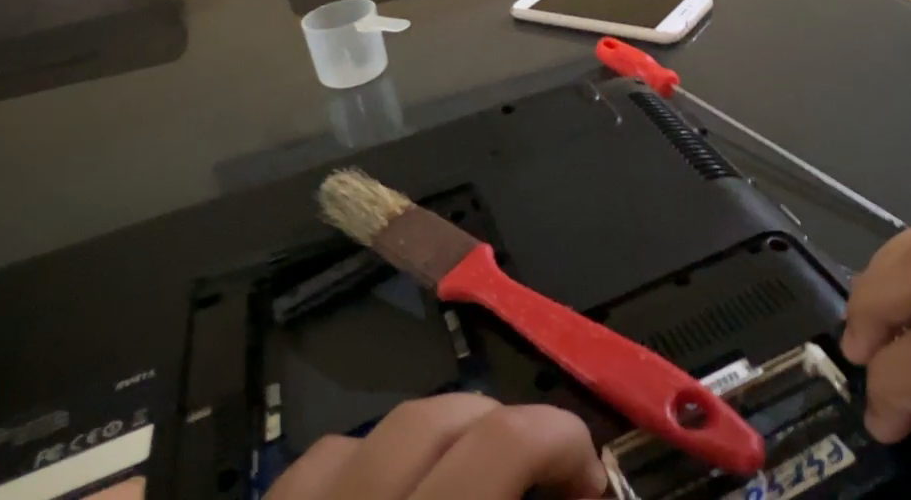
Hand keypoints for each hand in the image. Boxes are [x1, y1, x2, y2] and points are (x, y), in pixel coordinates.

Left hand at [265, 394, 605, 499]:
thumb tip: (581, 491)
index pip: (504, 446)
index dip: (565, 443)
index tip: (590, 481)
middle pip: (440, 419)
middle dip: (510, 432)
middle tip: (543, 479)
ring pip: (382, 427)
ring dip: (446, 439)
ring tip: (474, 478)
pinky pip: (320, 460)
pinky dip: (370, 459)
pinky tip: (391, 491)